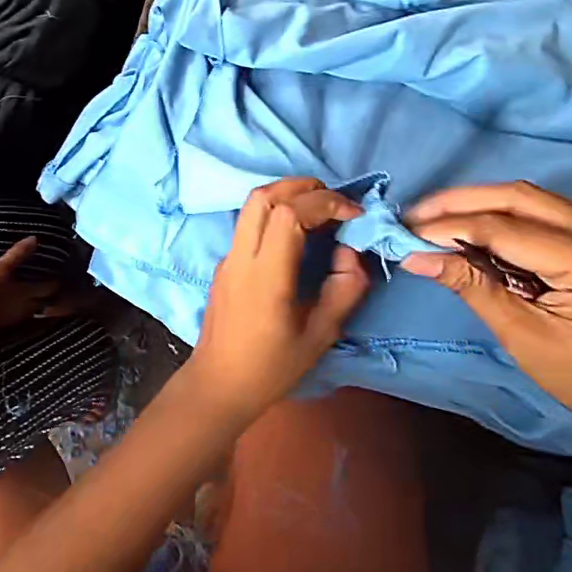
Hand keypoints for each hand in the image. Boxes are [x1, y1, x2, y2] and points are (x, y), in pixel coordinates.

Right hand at [0, 237, 56, 340]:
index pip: (51, 287)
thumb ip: (16, 255)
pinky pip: (21, 314)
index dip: (55, 279)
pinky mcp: (6, 324)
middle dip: (48, 291)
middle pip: (45, 300)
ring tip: (32, 287)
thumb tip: (34, 239)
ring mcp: (17, 318)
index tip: (57, 269)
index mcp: (28, 293)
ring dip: (36, 299)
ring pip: (34, 308)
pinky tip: (15, 300)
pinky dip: (23, 306)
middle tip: (48, 278)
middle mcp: (28, 308)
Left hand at [187, 178, 373, 417]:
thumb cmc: (270, 367)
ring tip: (320, 211)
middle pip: (262, 196)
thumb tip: (351, 253)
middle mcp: (240, 258)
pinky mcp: (224, 266)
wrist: (218, 384)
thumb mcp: (319, 335)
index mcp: (265, 274)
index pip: (288, 213)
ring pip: (250, 207)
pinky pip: (248, 225)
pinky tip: (297, 235)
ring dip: (285, 196)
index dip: (324, 203)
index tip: (354, 215)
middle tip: (336, 201)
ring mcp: (228, 259)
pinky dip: (274, 215)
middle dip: (301, 187)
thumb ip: (342, 291)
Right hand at [400, 182, 571, 465]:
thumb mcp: (524, 337)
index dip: (448, 227)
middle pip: (521, 197)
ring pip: (535, 201)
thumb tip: (415, 257)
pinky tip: (478, 235)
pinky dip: (507, 220)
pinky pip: (550, 218)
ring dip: (482, 206)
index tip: (404, 233)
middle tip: (414, 216)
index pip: (504, 227)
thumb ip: (471, 287)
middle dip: (461, 202)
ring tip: (437, 222)